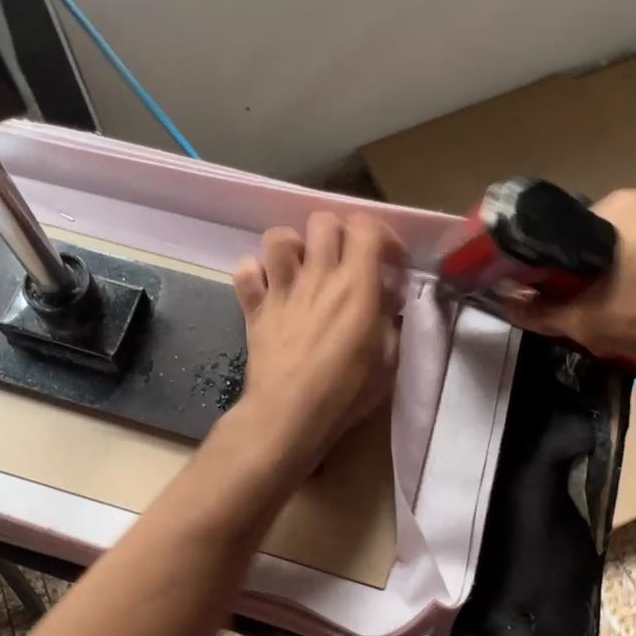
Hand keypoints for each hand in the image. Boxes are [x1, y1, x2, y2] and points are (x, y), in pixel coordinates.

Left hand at [229, 212, 405, 466]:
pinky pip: (245, 270)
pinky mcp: (254, 307)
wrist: (290, 414)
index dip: (381, 235)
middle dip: (338, 234)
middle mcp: (317, 275)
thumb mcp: (388, 358)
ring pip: (279, 237)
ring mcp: (281, 288)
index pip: (366, 227)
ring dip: (294, 246)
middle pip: (322, 221)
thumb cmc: (346, 391)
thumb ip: (389, 319)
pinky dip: (255, 273)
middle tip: (346, 262)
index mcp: (356, 284)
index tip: (389, 263)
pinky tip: (269, 288)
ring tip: (303, 268)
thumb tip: (386, 297)